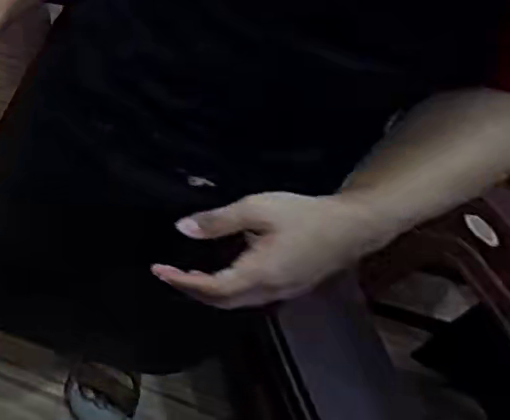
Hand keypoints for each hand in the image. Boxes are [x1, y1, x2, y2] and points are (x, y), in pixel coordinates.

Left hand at [151, 192, 395, 308]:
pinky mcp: (290, 285)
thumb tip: (182, 228)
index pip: (217, 287)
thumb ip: (216, 221)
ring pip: (239, 301)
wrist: (352, 226)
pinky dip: (224, 290)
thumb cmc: (300, 215)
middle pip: (226, 300)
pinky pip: (250, 295)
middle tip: (161, 273)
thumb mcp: (253, 209)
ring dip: (207, 292)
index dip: (185, 282)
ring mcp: (285, 290)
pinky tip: (210, 275)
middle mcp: (274, 288)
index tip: (158, 271)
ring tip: (179, 274)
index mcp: (263, 272)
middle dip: (190, 289)